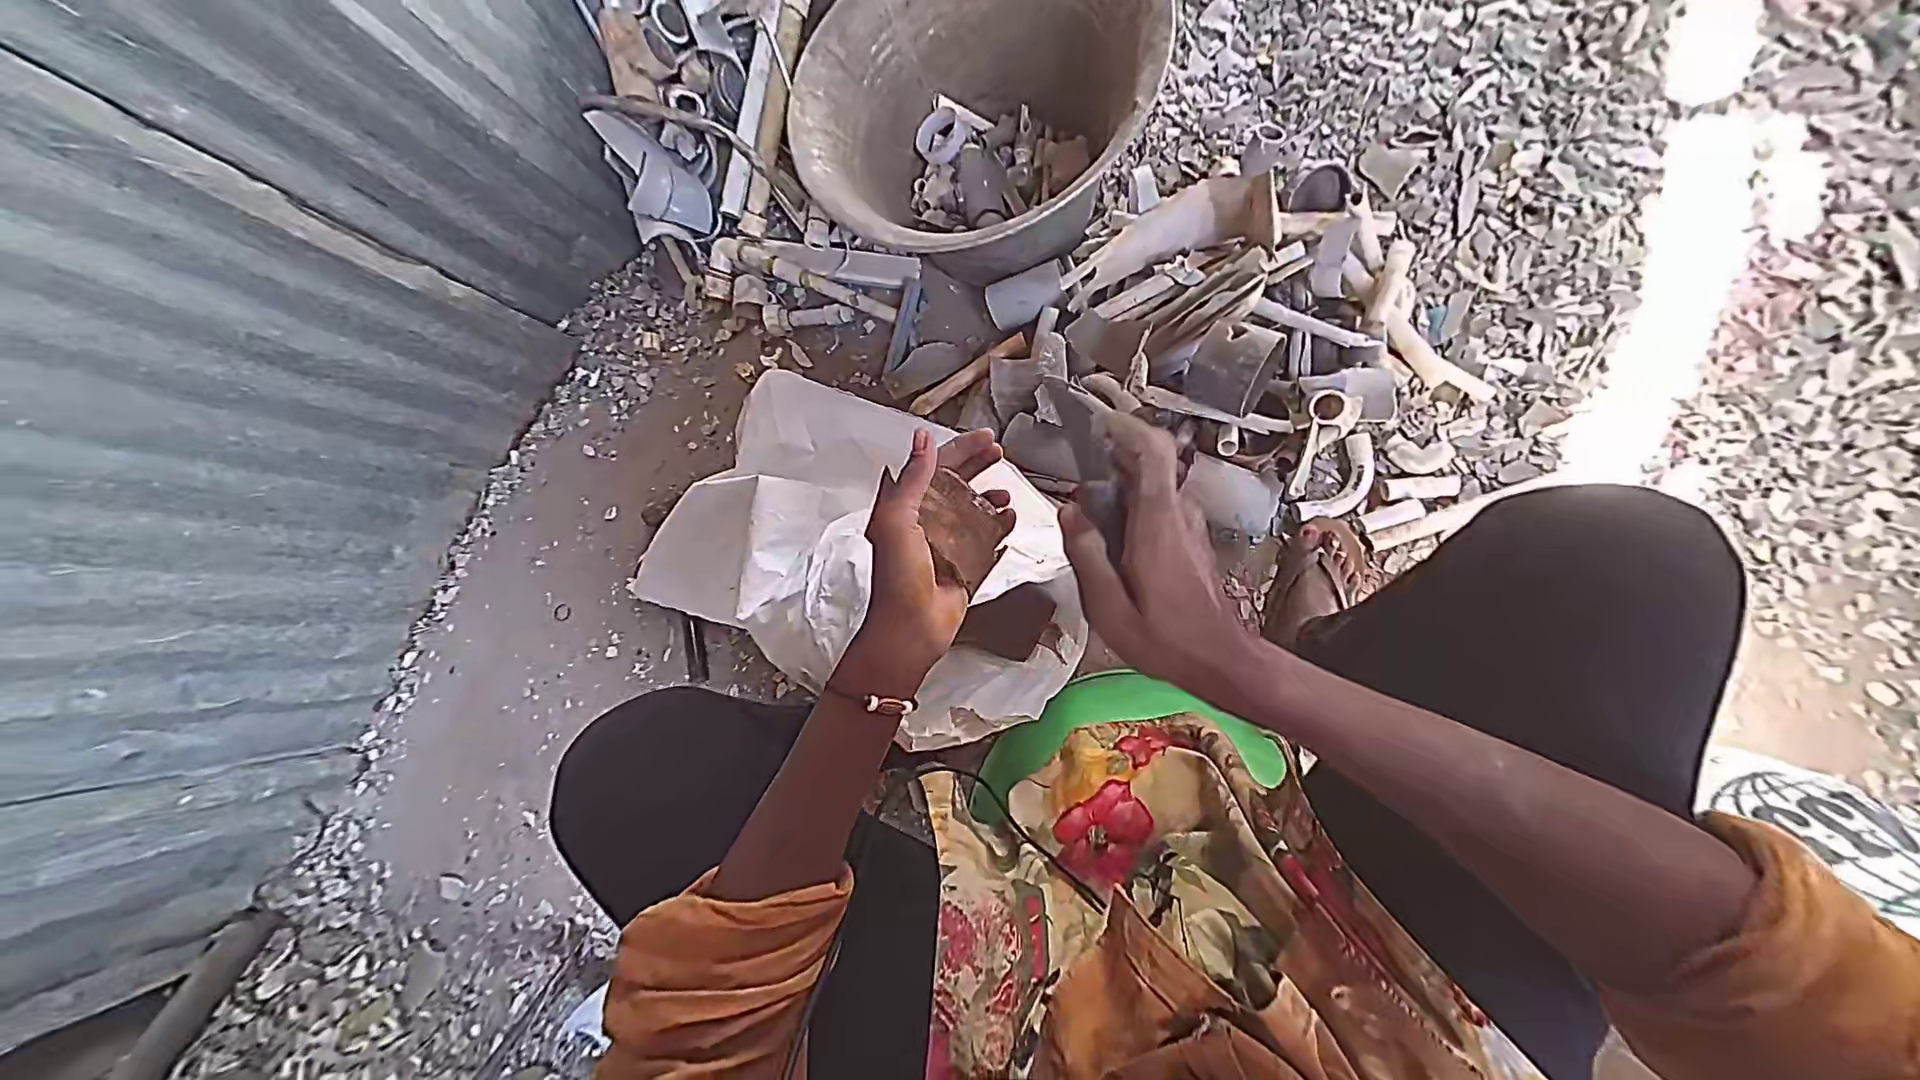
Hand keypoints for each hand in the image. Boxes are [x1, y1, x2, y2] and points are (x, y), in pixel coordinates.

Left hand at [833, 428, 1010, 700]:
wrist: (910, 627)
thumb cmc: (896, 578)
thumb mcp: (896, 519)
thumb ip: (912, 478)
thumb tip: (921, 440)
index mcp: (907, 508)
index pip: (935, 468)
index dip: (960, 449)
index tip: (984, 437)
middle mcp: (927, 523)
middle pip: (958, 484)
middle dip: (979, 466)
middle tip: (999, 453)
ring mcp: (947, 545)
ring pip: (974, 511)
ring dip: (991, 498)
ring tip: (1005, 492)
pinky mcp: (965, 566)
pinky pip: (987, 541)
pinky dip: (1000, 528)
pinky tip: (1010, 519)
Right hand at [1060, 413, 1251, 689]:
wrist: (1221, 660)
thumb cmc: (1168, 640)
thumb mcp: (1109, 607)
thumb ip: (1087, 555)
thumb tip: (1069, 514)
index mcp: (1158, 524)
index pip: (1153, 451)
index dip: (1125, 427)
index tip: (1097, 423)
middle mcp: (1179, 515)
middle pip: (1150, 463)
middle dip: (1112, 461)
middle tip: (1080, 480)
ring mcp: (1189, 526)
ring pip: (1154, 484)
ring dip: (1122, 486)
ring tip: (1091, 513)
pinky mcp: (1191, 539)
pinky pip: (1161, 505)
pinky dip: (1134, 506)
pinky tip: (1114, 538)